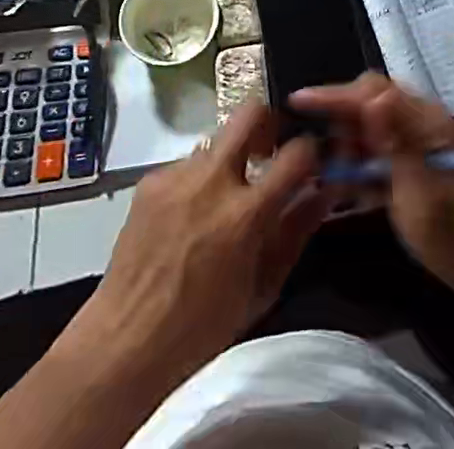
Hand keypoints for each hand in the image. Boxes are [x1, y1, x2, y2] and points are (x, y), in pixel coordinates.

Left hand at [86, 104, 329, 375]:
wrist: (127, 339)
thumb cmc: (205, 325)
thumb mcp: (265, 283)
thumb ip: (298, 229)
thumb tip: (326, 191)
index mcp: (246, 213)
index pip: (297, 152)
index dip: (312, 149)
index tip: (312, 159)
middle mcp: (211, 181)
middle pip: (251, 113)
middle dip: (269, 123)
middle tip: (271, 150)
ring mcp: (176, 176)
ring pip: (218, 140)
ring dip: (232, 157)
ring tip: (227, 196)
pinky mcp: (150, 181)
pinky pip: (188, 163)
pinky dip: (200, 179)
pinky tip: (192, 214)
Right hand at [290, 74, 453, 339]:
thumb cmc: (450, 238)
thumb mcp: (417, 194)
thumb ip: (394, 144)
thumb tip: (373, 98)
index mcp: (433, 123)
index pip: (378, 91)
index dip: (337, 95)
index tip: (299, 102)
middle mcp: (427, 119)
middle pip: (371, 100)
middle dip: (344, 125)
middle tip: (332, 163)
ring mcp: (420, 134)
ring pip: (369, 122)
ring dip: (350, 146)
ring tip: (344, 181)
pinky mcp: (413, 152)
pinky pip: (376, 144)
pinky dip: (361, 161)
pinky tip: (355, 187)